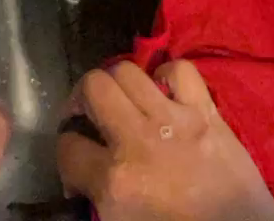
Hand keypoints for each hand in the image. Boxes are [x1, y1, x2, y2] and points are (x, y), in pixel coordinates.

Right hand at [57, 61, 273, 220]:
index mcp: (116, 182)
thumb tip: (85, 184)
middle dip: (82, 99)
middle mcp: (138, 141)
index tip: (78, 168)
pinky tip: (165, 95)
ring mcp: (174, 120)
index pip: (67, 147)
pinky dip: (167, 76)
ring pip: (127, 70)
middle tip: (90, 118)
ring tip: (123, 102)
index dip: (66, 156)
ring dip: (118, 85)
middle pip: (93, 85)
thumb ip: (101, 202)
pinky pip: (180, 70)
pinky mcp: (207, 112)